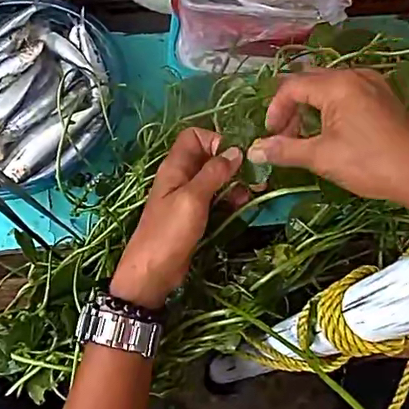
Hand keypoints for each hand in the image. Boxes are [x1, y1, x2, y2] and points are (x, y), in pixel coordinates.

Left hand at [110, 128, 243, 308]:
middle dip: (230, 160)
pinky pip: (214, 198)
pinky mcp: (194, 215)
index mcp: (174, 167)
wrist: (153, 272)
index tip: (235, 154)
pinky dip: (229, 197)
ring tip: (254, 190)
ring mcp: (187, 196)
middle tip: (254, 174)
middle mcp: (180, 177)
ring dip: (234, 180)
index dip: (214, 139)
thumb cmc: (169, 232)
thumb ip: (213, 173)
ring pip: (214, 178)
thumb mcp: (192, 198)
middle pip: (207, 156)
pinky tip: (243, 204)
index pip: (194, 136)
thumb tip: (235, 150)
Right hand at [249, 68, 408, 222]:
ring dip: (309, 107)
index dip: (275, 110)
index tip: (271, 135)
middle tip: (284, 135)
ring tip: (303, 135)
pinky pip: (346, 91)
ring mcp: (372, 84)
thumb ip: (284, 150)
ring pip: (328, 86)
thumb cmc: (370, 163)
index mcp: (337, 85)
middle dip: (290, 107)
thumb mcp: (321, 158)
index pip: (291, 87)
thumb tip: (254, 151)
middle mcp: (354, 76)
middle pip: (308, 81)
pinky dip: (329, 106)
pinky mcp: (384, 96)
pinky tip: (329, 130)